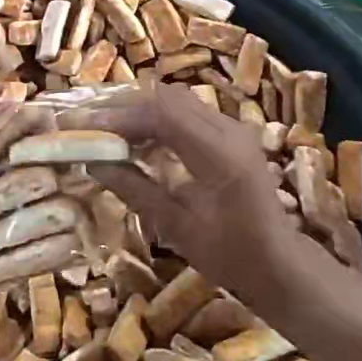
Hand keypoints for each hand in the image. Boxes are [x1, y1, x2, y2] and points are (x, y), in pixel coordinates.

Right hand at [83, 84, 294, 298]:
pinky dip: (158, 118)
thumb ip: (135, 188)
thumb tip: (93, 163)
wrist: (278, 262)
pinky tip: (138, 140)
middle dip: (124, 106)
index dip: (118, 116)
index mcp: (219, 154)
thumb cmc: (229, 255)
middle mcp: (229, 130)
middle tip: (89, 124)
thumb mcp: (176, 226)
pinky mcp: (232, 134)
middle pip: (168, 97)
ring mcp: (234, 128)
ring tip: (107, 130)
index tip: (84, 126)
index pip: (161, 114)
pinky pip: (188, 112)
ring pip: (177, 100)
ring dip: (140, 110)